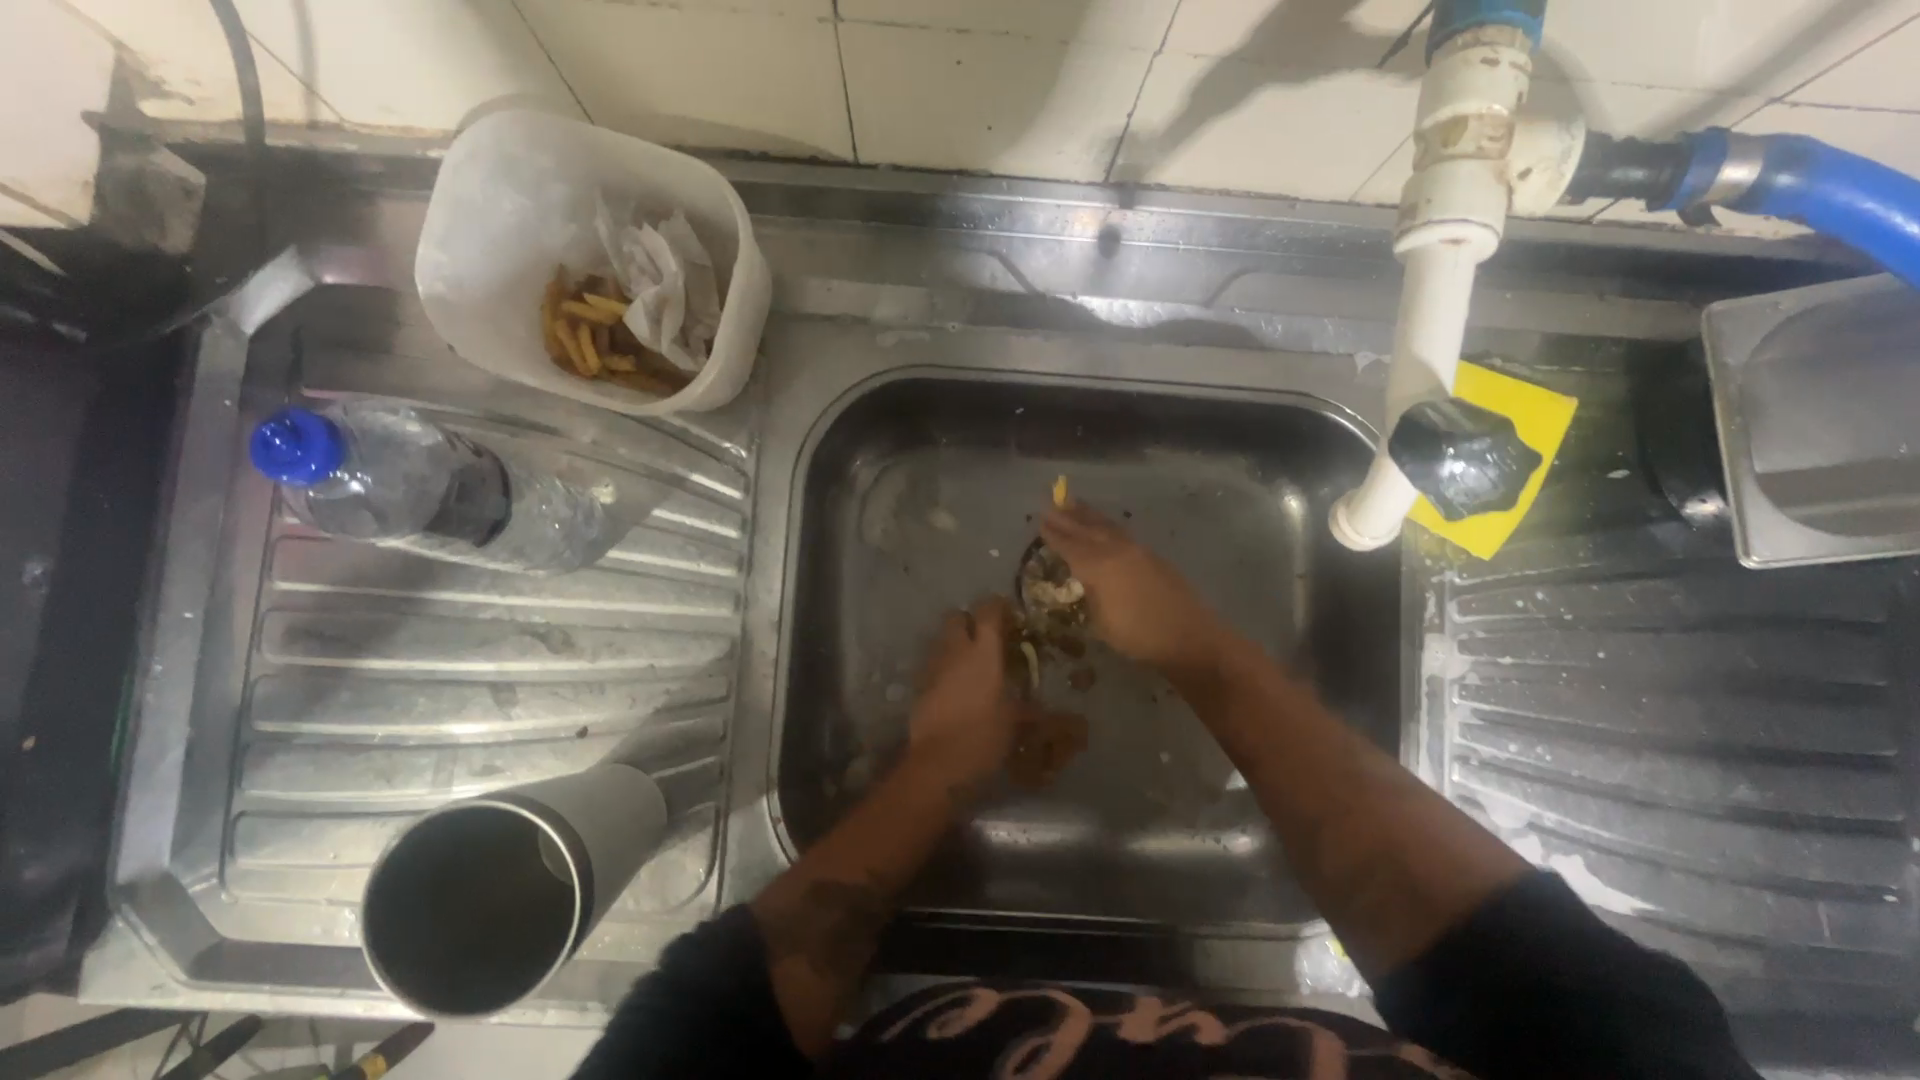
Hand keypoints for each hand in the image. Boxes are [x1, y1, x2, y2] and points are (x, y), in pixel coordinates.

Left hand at [907, 596, 1021, 791]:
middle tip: (985, 637)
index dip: (998, 606)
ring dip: (955, 644)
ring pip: (941, 640)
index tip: (1008, 613)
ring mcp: (933, 667)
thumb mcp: (1013, 722)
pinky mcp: (919, 686)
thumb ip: (1025, 709)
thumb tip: (1038, 710)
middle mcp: (955, 652)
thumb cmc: (984, 737)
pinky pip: (933, 665)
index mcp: (983, 653)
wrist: (938, 763)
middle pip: (955, 617)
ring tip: (971, 664)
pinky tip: (955, 687)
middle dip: (969, 620)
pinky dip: (944, 668)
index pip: (988, 610)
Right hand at [1040, 501, 1232, 672]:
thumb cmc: (1139, 636)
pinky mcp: (1153, 556)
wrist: (1189, 636)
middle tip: (1051, 505)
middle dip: (1068, 518)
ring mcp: (1137, 551)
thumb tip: (1086, 580)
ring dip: (1089, 516)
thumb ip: (1091, 594)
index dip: (1054, 535)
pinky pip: (1122, 533)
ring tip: (1074, 504)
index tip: (1039, 521)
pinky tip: (1104, 526)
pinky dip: (1107, 526)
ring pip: (1107, 527)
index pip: (1070, 546)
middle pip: (1087, 529)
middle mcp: (1116, 551)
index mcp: (1099, 566)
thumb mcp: (1102, 622)